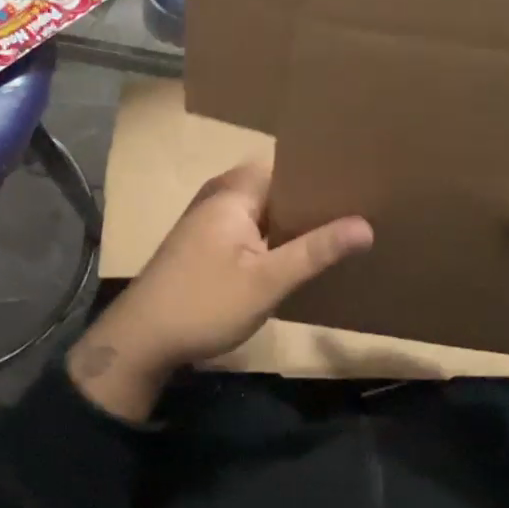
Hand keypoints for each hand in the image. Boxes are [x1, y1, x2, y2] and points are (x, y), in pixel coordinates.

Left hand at [68, 162, 373, 419]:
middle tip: (359, 207)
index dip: (320, 172)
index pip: (285, 166)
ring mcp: (208, 221)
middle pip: (275, 187)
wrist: (141, 341)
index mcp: (233, 193)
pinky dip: (273, 237)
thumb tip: (366, 224)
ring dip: (292, 221)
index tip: (359, 181)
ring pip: (263, 211)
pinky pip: (249, 229)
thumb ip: (315, 251)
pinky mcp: (204, 245)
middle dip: (311, 198)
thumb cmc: (204, 304)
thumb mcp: (267, 282)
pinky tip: (299, 254)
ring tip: (339, 227)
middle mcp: (218, 197)